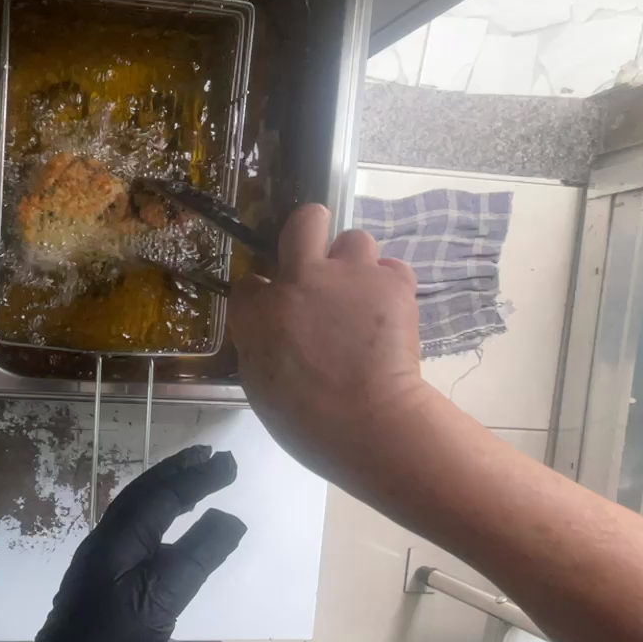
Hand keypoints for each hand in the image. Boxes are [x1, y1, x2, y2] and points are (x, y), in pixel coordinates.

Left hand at [0, 446, 247, 641]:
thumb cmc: (111, 639)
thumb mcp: (162, 600)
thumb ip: (197, 556)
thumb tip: (231, 516)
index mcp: (121, 536)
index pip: (165, 494)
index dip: (198, 477)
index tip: (229, 462)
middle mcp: (108, 535)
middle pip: (146, 491)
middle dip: (180, 471)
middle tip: (212, 456)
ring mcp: (102, 553)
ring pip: (137, 506)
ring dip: (166, 487)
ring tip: (195, 476)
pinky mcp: (103, 571)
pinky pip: (135, 525)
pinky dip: (157, 511)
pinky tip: (170, 522)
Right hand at [228, 204, 441, 480]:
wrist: (365, 420)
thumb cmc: (301, 417)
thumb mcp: (257, 380)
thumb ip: (261, 340)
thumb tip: (274, 328)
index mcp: (257, 311)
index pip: (250, 281)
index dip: (263, 293)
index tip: (274, 310)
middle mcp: (299, 280)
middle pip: (306, 221)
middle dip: (311, 233)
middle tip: (318, 264)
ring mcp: (348, 275)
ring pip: (354, 240)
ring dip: (353, 265)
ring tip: (359, 298)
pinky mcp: (392, 281)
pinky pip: (390, 268)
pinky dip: (386, 286)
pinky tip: (384, 315)